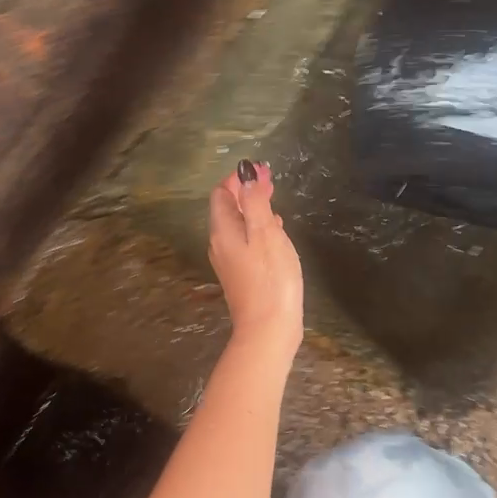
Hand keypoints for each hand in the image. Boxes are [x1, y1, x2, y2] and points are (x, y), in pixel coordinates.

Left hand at [208, 161, 303, 351]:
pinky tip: (275, 229)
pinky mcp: (242, 274)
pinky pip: (245, 240)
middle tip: (270, 179)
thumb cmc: (271, 277)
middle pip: (228, 208)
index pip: (222, 194)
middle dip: (246, 190)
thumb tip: (245, 174)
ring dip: (253, 207)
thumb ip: (254, 202)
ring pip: (238, 224)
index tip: (262, 168)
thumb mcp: (266, 233)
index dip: (239, 177)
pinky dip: (257, 226)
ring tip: (274, 198)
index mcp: (224, 231)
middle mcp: (221, 244)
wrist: (269, 328)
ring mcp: (230, 261)